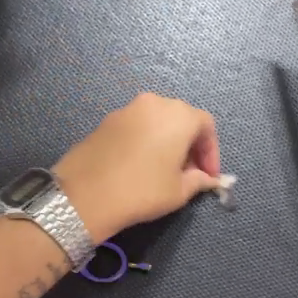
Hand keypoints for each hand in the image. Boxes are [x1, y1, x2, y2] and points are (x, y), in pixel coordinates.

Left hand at [53, 93, 220, 241]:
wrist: (85, 194)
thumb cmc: (142, 190)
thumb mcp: (179, 191)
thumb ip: (198, 180)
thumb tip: (206, 178)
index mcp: (179, 115)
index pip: (206, 126)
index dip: (211, 152)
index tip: (209, 176)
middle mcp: (154, 103)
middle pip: (182, 120)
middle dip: (190, 146)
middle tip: (189, 174)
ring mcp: (127, 109)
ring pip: (157, 122)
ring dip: (167, 142)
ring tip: (165, 171)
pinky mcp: (107, 120)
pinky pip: (137, 127)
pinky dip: (146, 141)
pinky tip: (141, 165)